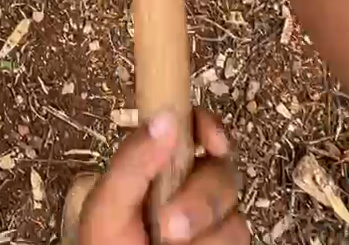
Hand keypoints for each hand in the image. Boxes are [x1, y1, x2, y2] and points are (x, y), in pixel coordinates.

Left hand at [73, 111, 247, 244]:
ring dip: (205, 236)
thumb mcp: (108, 204)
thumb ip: (133, 161)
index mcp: (160, 163)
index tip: (212, 141)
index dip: (209, 127)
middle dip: (201, 199)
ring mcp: (211, 223)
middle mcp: (191, 187)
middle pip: (222, 173)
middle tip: (170, 226)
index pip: (194, 129)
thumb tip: (166, 116)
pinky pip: (240, 243)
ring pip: (234, 215)